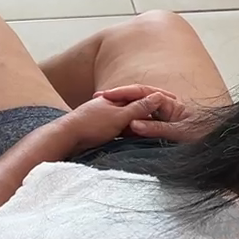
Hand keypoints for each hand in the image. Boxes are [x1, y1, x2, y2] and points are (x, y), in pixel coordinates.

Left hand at [56, 86, 176, 148]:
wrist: (65, 137)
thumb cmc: (91, 125)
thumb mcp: (119, 117)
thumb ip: (138, 108)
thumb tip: (158, 97)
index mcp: (116, 98)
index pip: (141, 95)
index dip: (157, 100)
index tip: (173, 106)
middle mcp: (110, 105)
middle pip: (135, 108)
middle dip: (149, 114)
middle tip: (168, 121)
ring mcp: (104, 117)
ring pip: (127, 121)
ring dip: (139, 126)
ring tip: (155, 134)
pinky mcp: (100, 130)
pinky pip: (119, 131)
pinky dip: (128, 135)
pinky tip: (135, 142)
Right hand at [94, 85, 212, 143]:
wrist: (219, 146)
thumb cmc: (204, 137)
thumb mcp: (179, 133)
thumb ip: (156, 128)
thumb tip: (133, 123)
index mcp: (171, 103)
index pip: (142, 92)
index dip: (123, 93)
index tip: (107, 97)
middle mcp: (168, 106)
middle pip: (139, 95)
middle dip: (119, 95)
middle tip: (99, 97)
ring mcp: (165, 116)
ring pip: (139, 107)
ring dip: (122, 106)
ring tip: (103, 105)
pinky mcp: (163, 126)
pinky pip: (142, 119)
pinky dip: (129, 119)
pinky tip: (116, 124)